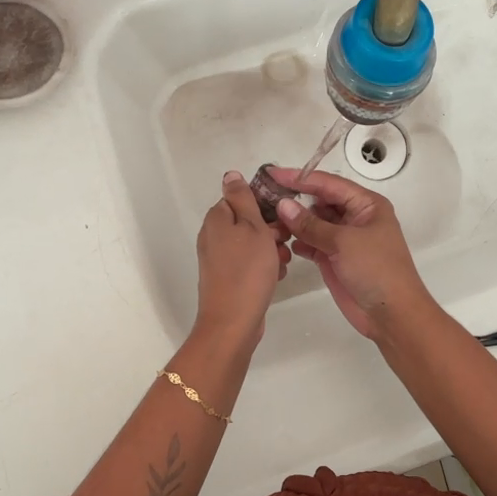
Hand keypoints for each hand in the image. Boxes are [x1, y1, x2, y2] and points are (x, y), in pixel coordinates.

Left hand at [194, 171, 291, 345]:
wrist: (233, 321)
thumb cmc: (247, 270)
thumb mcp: (252, 227)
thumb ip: (243, 198)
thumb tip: (230, 175)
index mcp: (217, 219)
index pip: (241, 198)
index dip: (264, 206)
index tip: (281, 217)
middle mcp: (214, 236)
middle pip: (248, 222)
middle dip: (271, 230)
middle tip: (283, 242)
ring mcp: (219, 259)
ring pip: (253, 244)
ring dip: (271, 250)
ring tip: (281, 263)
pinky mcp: (228, 278)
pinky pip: (250, 264)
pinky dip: (264, 268)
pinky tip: (275, 277)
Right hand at [269, 167, 432, 339]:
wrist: (391, 314)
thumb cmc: (375, 270)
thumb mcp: (344, 242)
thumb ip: (311, 224)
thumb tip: (283, 204)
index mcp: (366, 204)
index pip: (329, 184)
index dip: (300, 178)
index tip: (272, 174)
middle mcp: (355, 217)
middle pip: (319, 201)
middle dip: (295, 200)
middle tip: (264, 198)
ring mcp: (344, 239)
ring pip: (314, 223)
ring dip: (294, 223)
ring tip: (269, 222)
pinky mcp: (334, 259)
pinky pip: (312, 244)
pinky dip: (299, 243)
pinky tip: (284, 244)